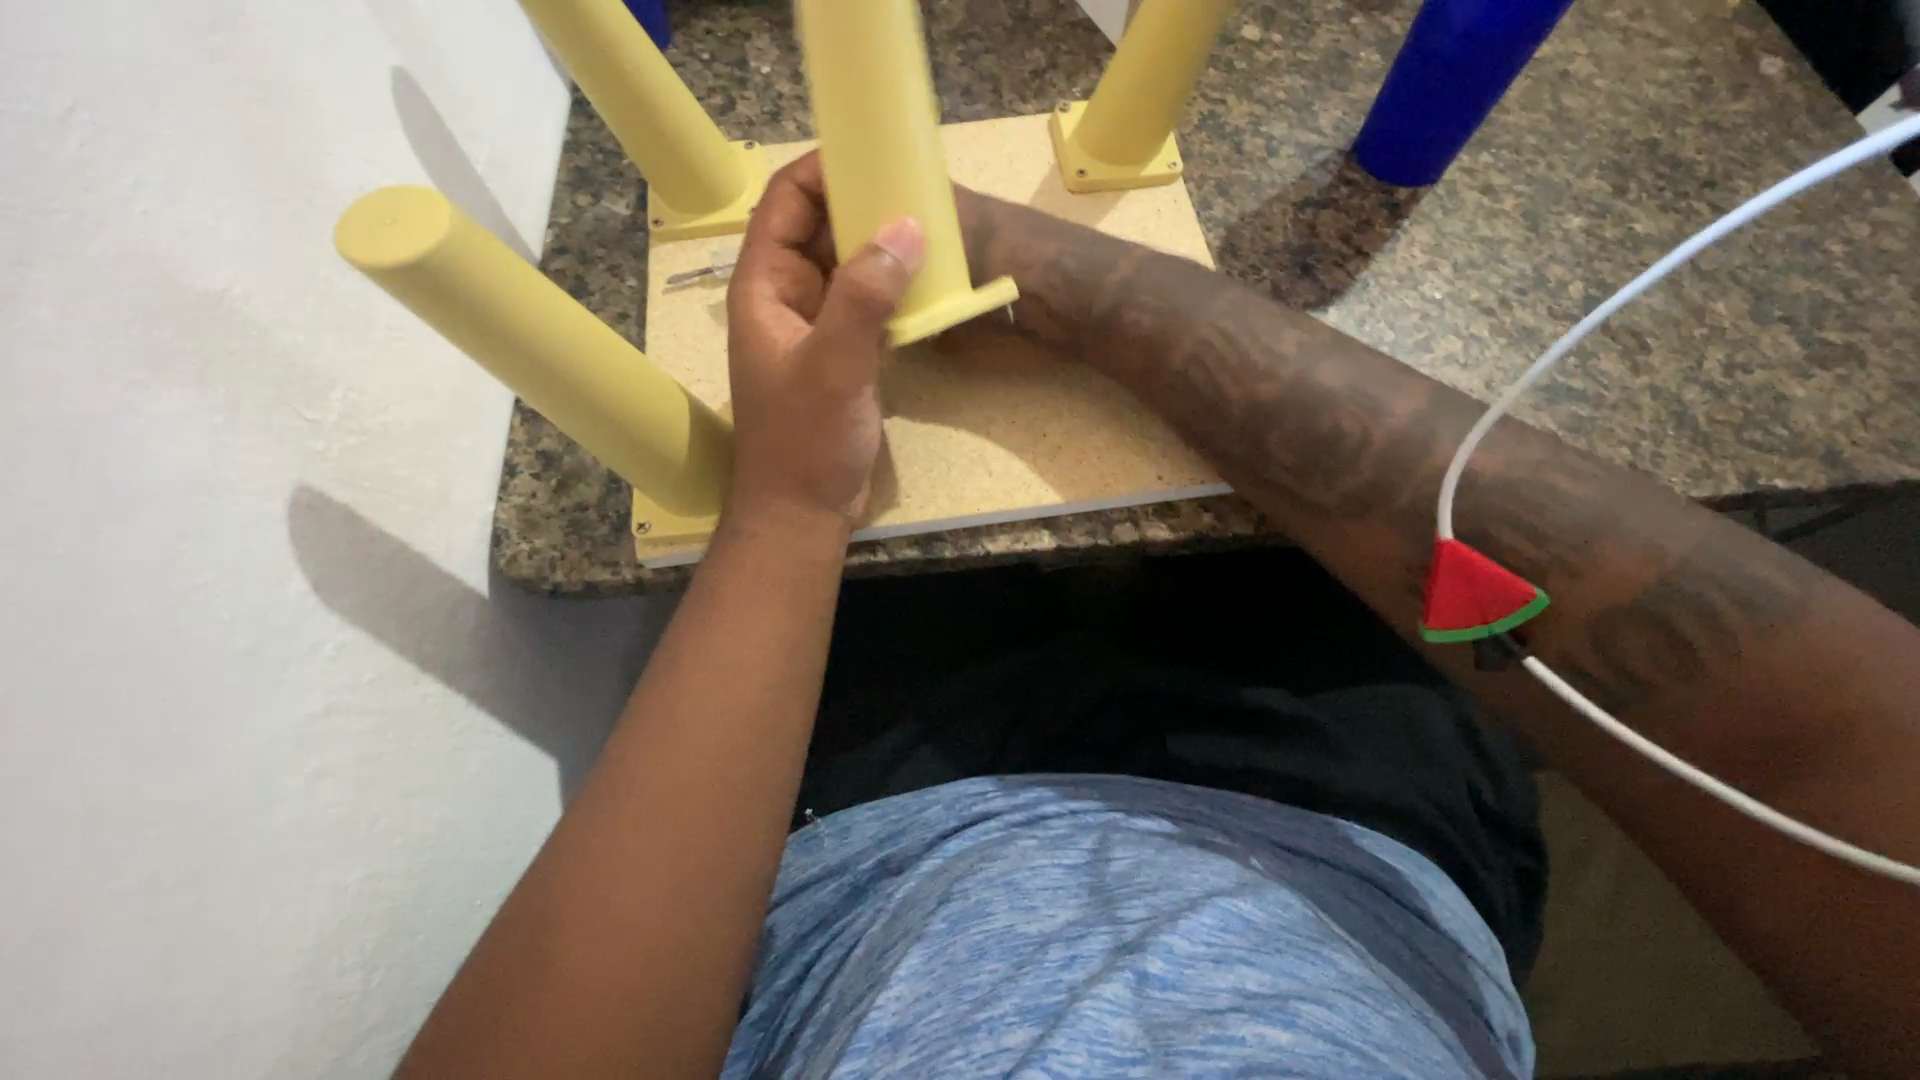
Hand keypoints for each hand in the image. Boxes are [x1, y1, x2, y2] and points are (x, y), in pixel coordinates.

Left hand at [724, 153, 926, 530]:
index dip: (820, 171)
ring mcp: (816, 329)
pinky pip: (867, 305)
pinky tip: (929, 283)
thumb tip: (905, 228)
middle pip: (818, 230)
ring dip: (882, 248)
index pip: (783, 206)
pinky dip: (893, 290)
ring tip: (932, 226)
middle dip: (861, 205)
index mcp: (764, 289)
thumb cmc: (805, 440)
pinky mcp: (842, 356)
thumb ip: (865, 296)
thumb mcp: (834, 364)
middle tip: (918, 188)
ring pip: (847, 268)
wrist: (802, 511)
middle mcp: (786, 300)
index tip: (872, 152)